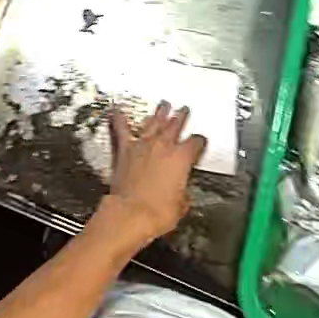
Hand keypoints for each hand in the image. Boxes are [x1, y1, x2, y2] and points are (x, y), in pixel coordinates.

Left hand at [92, 102, 203, 249]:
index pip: (195, 143)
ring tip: (163, 105)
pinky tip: (118, 109)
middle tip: (183, 109)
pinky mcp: (124, 150)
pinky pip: (121, 129)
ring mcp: (142, 146)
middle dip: (180, 117)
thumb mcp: (181, 204)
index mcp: (182, 158)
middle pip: (174, 126)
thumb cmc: (158, 212)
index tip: (200, 140)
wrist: (132, 212)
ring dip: (158, 114)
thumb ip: (182, 191)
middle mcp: (162, 147)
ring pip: (152, 123)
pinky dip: (120, 118)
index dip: (199, 141)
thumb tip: (179, 193)